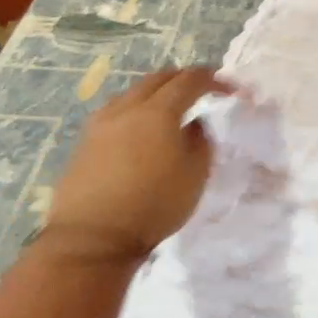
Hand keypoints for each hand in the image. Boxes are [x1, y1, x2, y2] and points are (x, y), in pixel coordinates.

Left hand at [45, 66, 231, 262]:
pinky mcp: (84, 143)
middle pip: (157, 78)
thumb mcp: (196, 171)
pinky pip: (115, 112)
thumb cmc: (155, 203)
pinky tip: (143, 129)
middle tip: (205, 90)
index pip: (190, 80)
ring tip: (173, 108)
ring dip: (157, 92)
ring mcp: (99, 126)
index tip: (233, 90)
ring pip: (132, 93)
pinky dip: (136, 109)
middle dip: (184, 79)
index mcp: (157, 113)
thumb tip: (194, 123)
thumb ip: (200, 138)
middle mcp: (125, 110)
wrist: (92, 238)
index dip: (215, 80)